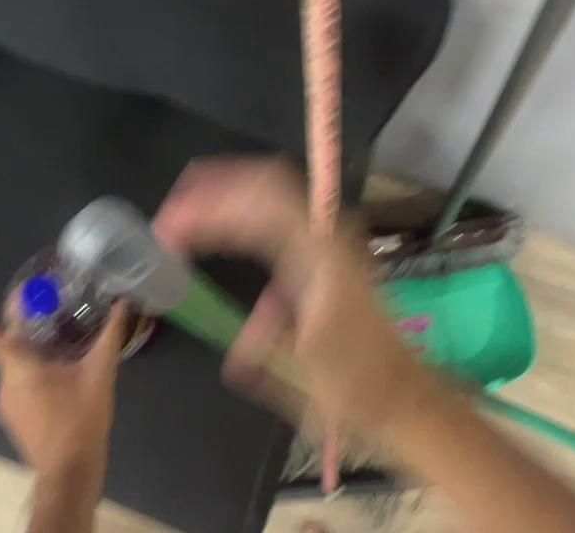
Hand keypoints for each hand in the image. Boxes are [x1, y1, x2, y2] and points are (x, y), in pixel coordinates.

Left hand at [0, 301, 129, 481]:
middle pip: (13, 345)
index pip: (4, 331)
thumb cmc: (81, 418)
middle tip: (53, 306)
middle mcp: (5, 383)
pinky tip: (59, 369)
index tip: (24, 289)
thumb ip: (110, 334)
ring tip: (62, 335)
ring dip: (35, 349)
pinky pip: (19, 382)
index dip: (12, 308)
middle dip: (31, 324)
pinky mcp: (14, 417)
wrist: (69, 471)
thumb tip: (124, 303)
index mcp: (20, 368)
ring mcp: (7, 403)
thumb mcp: (100, 371)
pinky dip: (34, 369)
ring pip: (17, 364)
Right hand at [151, 156, 436, 433]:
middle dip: (217, 186)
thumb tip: (232, 342)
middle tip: (175, 204)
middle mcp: (328, 234)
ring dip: (232, 189)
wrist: (403, 391)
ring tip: (191, 199)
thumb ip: (263, 342)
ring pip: (277, 188)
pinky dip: (249, 201)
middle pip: (267, 184)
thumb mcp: (304, 371)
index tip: (171, 226)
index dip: (211, 210)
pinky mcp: (329, 245)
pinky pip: (284, 206)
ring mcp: (331, 235)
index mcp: (321, 258)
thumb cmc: (356, 386)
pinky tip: (226, 218)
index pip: (260, 210)